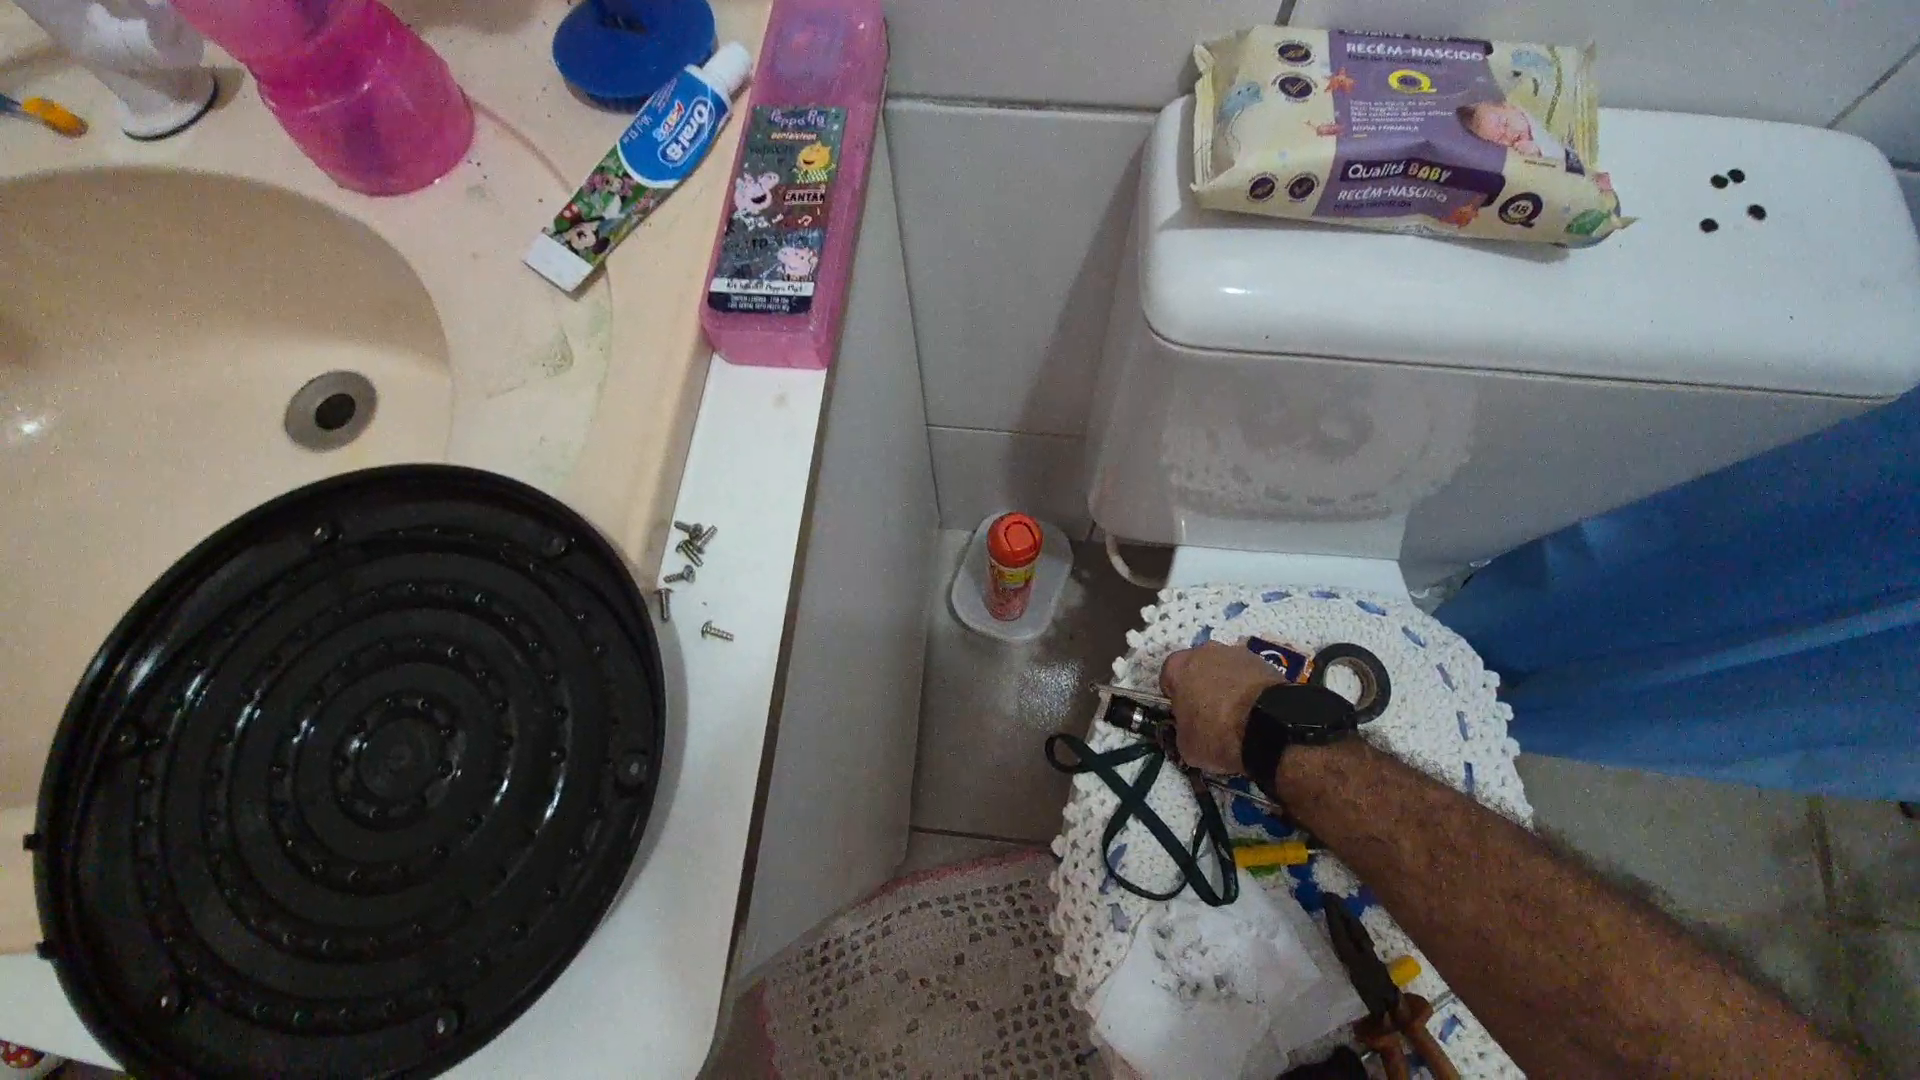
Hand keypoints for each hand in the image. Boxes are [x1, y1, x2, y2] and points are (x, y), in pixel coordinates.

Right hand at [1158, 642, 1285, 774]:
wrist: (1270, 728)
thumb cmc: (1218, 733)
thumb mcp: (1186, 745)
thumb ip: (1182, 730)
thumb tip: (1189, 731)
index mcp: (1178, 666)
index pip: (1168, 679)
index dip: (1175, 699)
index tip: (1184, 716)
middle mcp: (1205, 651)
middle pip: (1197, 669)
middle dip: (1201, 687)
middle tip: (1210, 715)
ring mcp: (1237, 653)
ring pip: (1225, 670)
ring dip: (1227, 686)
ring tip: (1237, 715)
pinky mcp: (1265, 662)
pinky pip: (1249, 676)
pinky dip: (1249, 689)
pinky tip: (1255, 712)